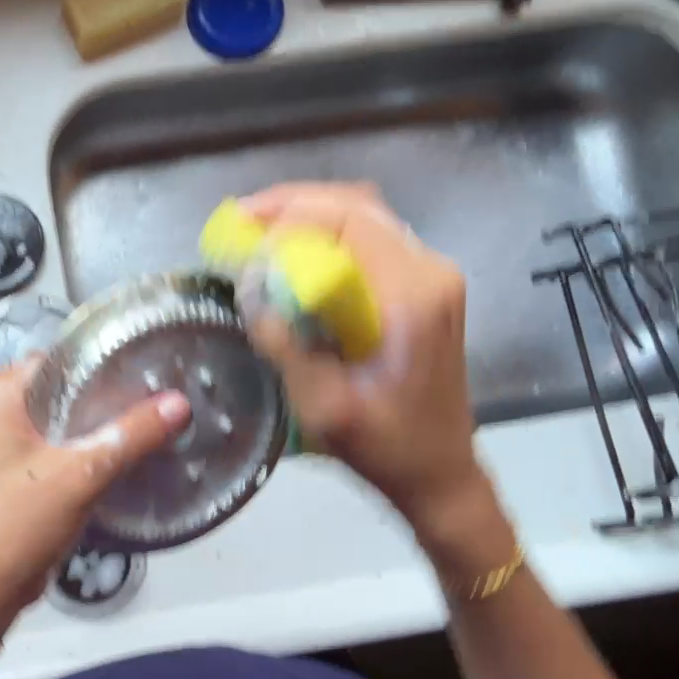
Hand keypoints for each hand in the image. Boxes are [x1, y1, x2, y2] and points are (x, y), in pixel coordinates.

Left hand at [0, 359, 188, 660]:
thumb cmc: (17, 525)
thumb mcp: (78, 476)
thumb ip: (130, 436)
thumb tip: (181, 402)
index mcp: (1, 391)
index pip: (66, 357)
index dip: (111, 360)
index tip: (160, 363)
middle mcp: (3, 406)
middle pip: (72, 386)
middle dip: (116, 393)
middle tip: (171, 391)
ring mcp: (14, 438)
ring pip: (73, 417)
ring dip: (110, 423)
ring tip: (166, 416)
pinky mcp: (28, 467)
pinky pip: (70, 444)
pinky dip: (99, 447)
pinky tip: (140, 448)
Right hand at [241, 182, 487, 527]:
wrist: (440, 472)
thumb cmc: (387, 446)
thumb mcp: (325, 407)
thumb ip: (286, 346)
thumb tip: (248, 293)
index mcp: (413, 293)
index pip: (350, 219)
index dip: (291, 216)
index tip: (243, 237)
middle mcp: (429, 269)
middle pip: (357, 205)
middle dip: (292, 205)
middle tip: (238, 223)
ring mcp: (430, 274)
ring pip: (362, 216)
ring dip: (306, 218)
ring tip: (255, 234)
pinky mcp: (421, 286)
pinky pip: (367, 240)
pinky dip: (323, 237)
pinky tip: (289, 255)